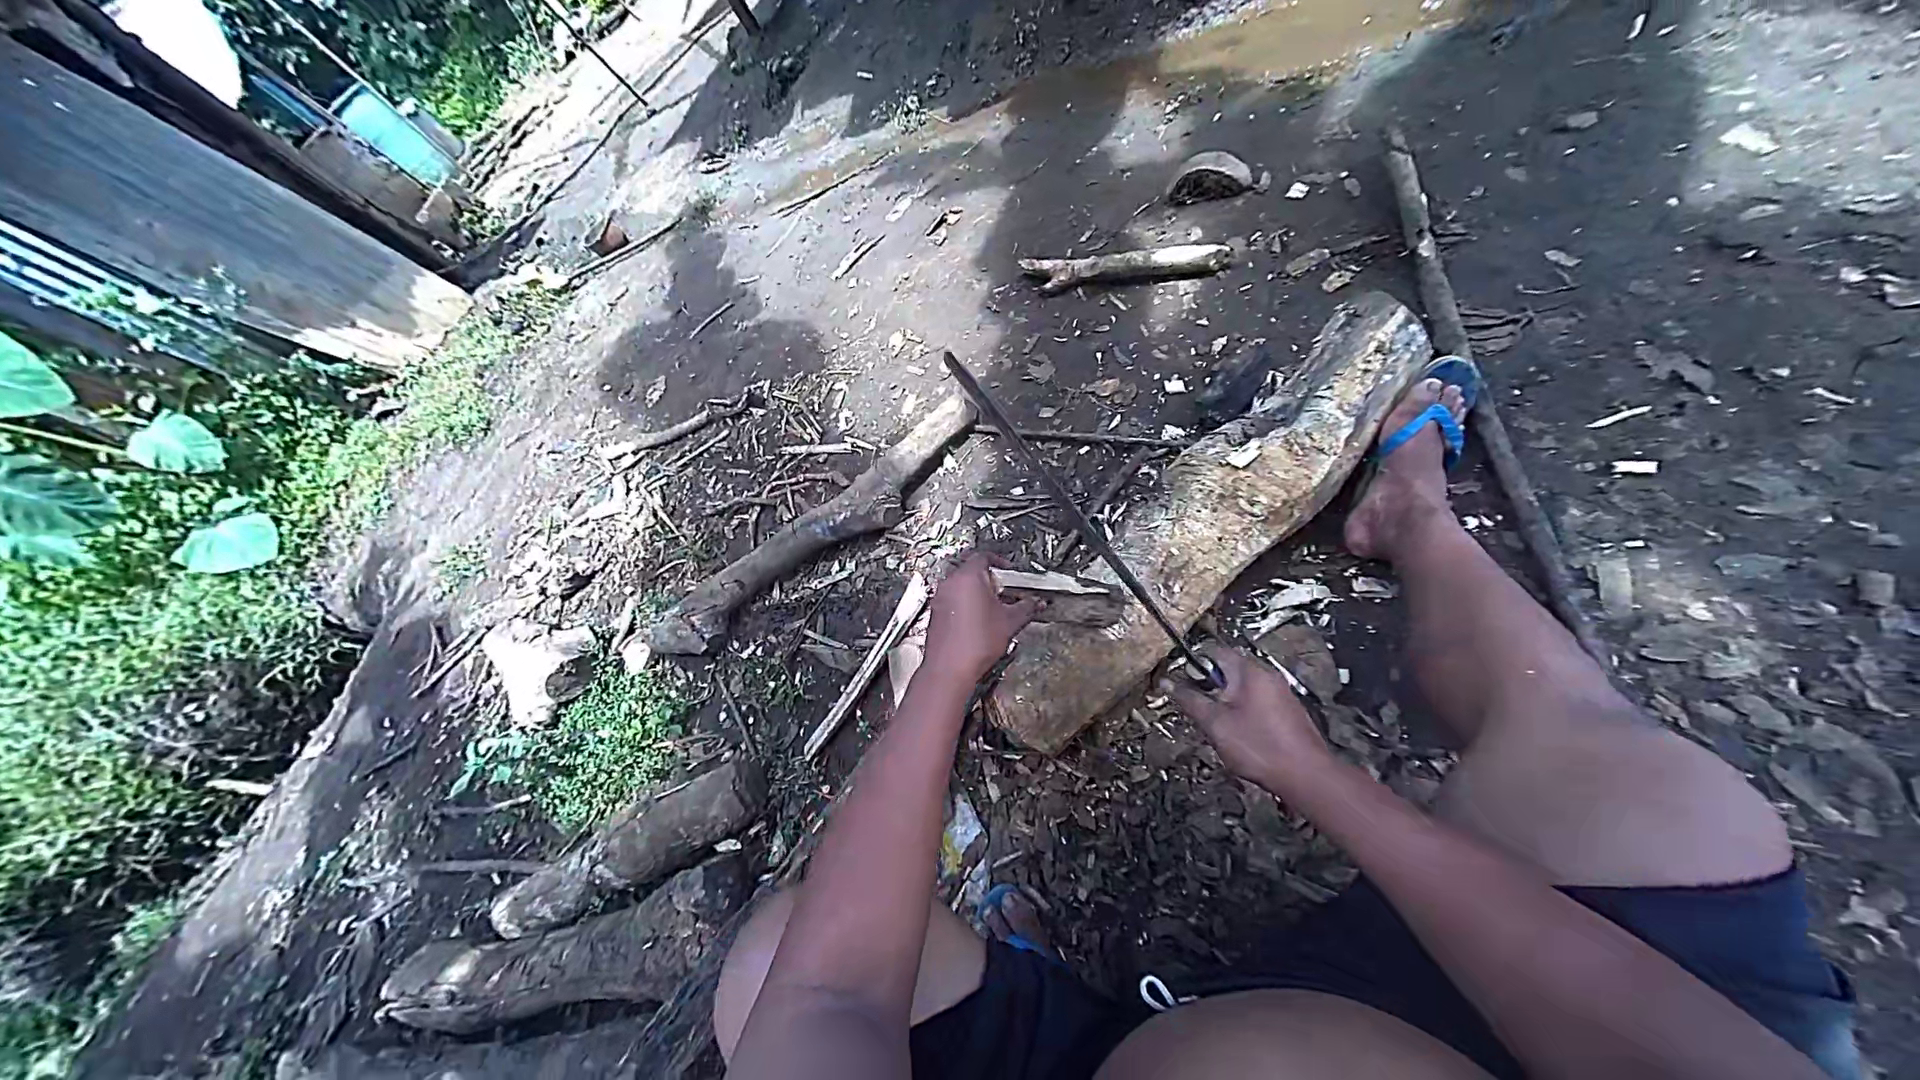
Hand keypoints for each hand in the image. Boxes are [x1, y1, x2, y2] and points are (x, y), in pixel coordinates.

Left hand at [925, 553, 1039, 682]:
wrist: (950, 668)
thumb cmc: (975, 644)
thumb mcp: (1010, 621)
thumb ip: (1026, 607)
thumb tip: (1035, 603)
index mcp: (969, 577)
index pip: (984, 556)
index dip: (999, 561)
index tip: (1008, 570)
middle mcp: (950, 583)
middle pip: (972, 570)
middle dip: (990, 579)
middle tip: (1004, 593)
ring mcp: (940, 597)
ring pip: (961, 585)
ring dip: (977, 592)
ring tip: (992, 610)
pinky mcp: (936, 612)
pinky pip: (952, 599)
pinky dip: (965, 604)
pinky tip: (977, 622)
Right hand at [1164, 645, 1331, 791]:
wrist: (1306, 777)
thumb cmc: (1259, 747)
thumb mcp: (1215, 724)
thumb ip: (1190, 700)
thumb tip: (1168, 683)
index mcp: (1250, 672)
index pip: (1214, 652)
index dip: (1193, 665)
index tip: (1182, 685)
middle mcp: (1268, 676)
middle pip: (1228, 670)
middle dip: (1210, 689)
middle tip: (1201, 712)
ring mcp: (1281, 694)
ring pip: (1242, 689)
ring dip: (1225, 703)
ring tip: (1220, 727)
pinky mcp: (1288, 712)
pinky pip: (1257, 703)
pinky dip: (1243, 713)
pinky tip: (1241, 736)